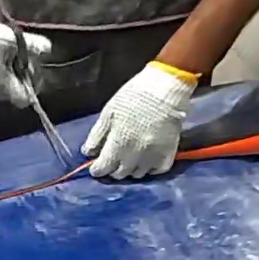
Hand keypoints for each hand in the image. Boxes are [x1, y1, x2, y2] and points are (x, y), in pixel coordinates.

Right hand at [0, 18, 50, 108]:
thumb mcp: (14, 41)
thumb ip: (33, 46)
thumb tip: (48, 49)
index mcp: (5, 87)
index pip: (26, 99)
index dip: (34, 86)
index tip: (35, 69)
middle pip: (19, 93)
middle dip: (27, 77)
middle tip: (27, 57)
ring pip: (11, 87)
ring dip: (17, 74)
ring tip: (16, 55)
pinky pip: (2, 83)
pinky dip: (8, 72)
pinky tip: (6, 57)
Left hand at [83, 61, 197, 178]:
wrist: (166, 85)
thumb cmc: (133, 97)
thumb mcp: (108, 114)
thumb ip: (96, 136)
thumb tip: (88, 153)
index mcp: (117, 145)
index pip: (102, 169)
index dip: (97, 168)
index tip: (97, 164)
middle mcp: (134, 154)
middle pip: (119, 174)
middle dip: (113, 169)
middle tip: (113, 160)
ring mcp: (153, 154)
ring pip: (138, 174)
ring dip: (131, 169)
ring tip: (129, 159)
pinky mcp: (169, 150)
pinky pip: (159, 170)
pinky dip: (151, 168)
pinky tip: (147, 160)